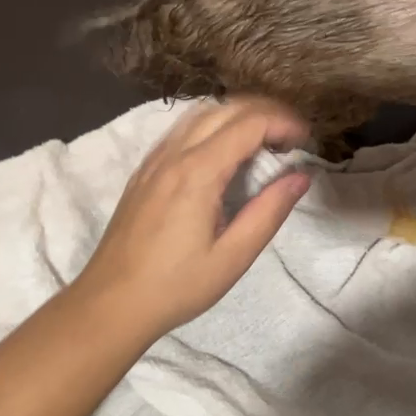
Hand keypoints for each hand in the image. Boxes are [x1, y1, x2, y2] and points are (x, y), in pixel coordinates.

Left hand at [73, 97, 311, 335]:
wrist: (107, 307)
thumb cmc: (175, 287)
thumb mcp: (232, 257)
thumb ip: (269, 211)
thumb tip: (301, 175)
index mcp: (198, 172)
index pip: (250, 123)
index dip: (284, 123)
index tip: (307, 139)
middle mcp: (175, 154)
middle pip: (228, 108)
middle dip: (267, 112)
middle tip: (293, 136)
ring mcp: (156, 158)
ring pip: (204, 111)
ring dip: (240, 114)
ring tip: (265, 137)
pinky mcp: (145, 169)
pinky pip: (184, 127)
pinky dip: (215, 123)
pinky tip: (226, 148)